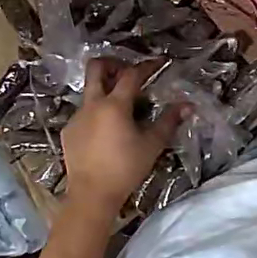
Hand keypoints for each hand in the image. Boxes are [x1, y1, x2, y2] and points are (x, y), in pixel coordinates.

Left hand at [61, 60, 179, 214]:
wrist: (91, 195)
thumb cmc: (125, 169)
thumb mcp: (152, 145)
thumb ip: (169, 121)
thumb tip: (188, 105)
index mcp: (114, 105)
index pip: (132, 74)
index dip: (147, 65)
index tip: (159, 62)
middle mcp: (92, 105)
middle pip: (96, 68)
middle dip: (112, 63)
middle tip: (127, 72)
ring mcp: (77, 117)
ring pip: (89, 92)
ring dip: (105, 91)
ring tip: (122, 109)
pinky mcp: (69, 131)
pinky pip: (83, 113)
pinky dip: (96, 114)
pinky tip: (107, 132)